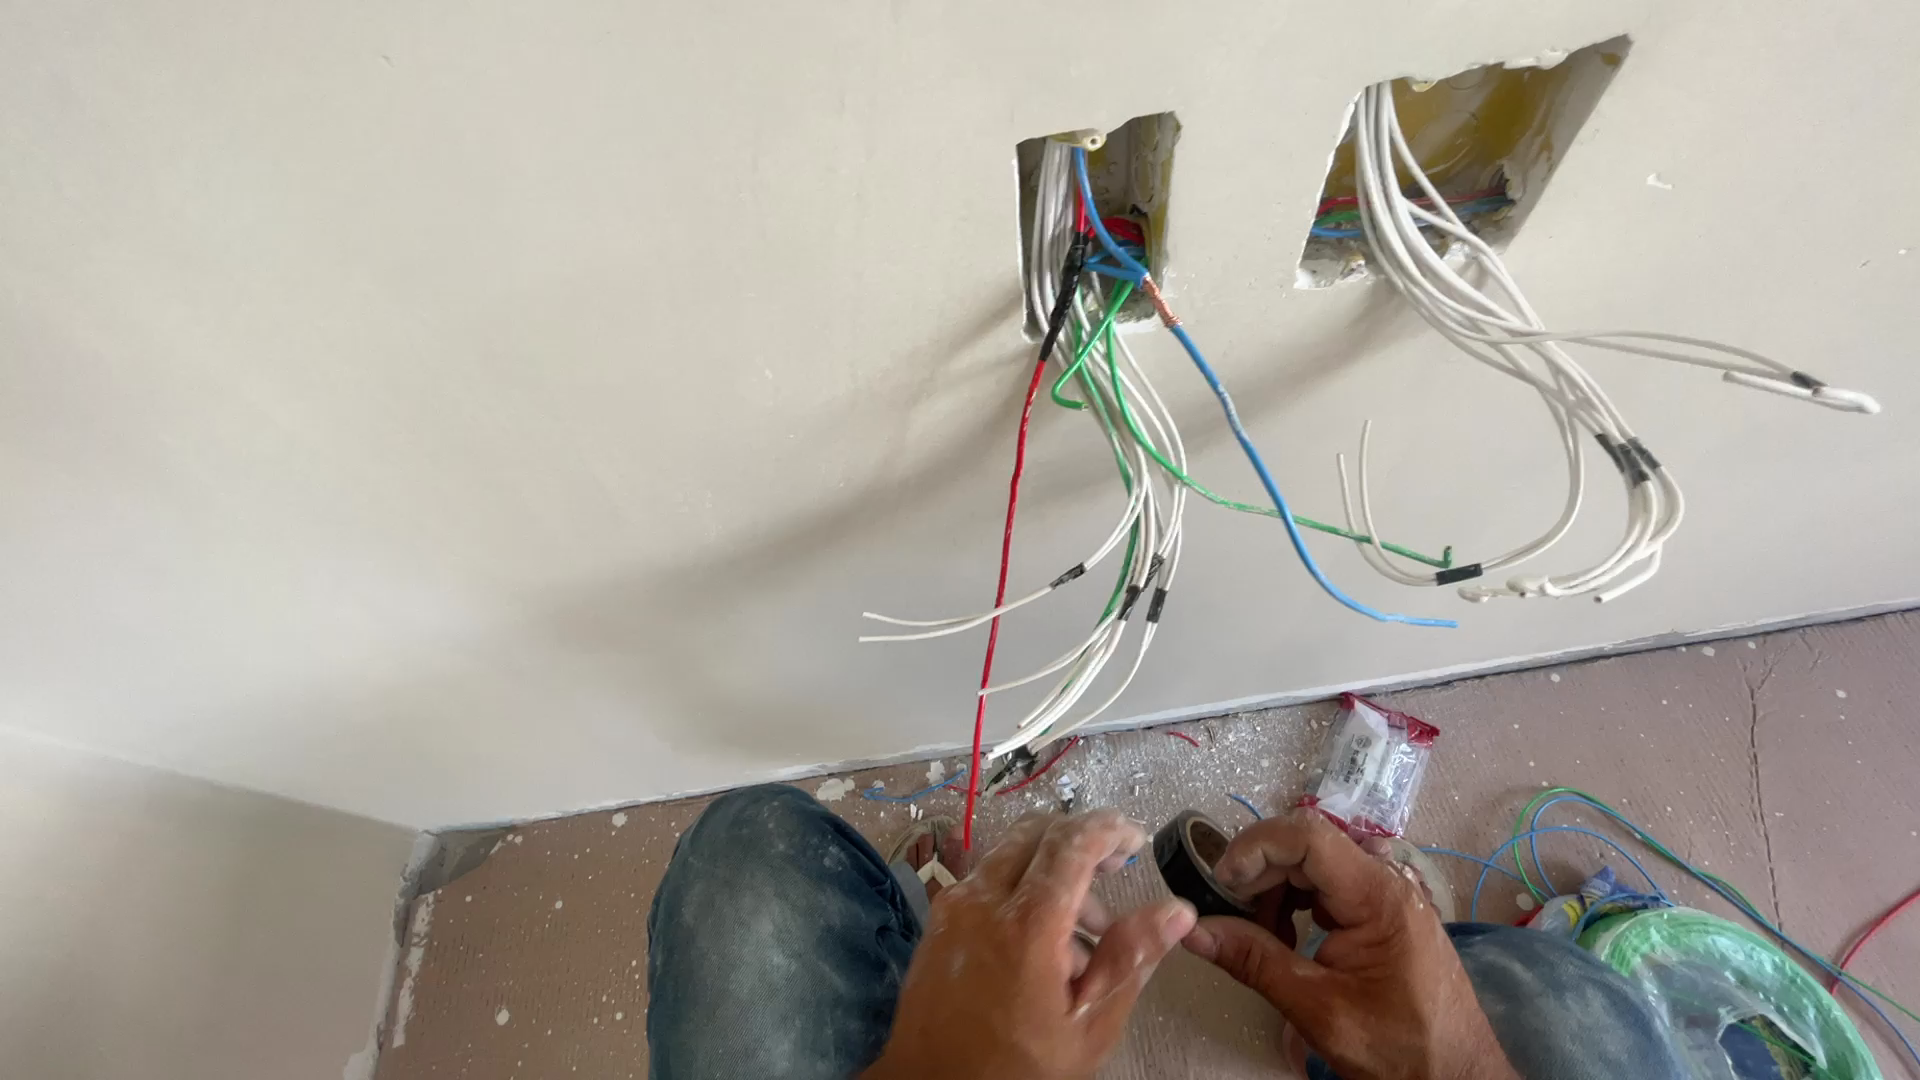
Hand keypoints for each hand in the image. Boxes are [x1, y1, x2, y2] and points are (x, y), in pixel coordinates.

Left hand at [863, 809, 1197, 1079]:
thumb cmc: (1019, 1066)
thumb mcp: (1088, 1027)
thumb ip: (1130, 959)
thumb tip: (1177, 910)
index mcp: (1028, 924)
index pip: (1072, 843)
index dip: (1108, 829)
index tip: (1136, 838)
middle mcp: (986, 896)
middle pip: (1039, 831)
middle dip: (1081, 837)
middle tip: (1113, 868)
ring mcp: (957, 899)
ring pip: (1011, 847)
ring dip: (1052, 862)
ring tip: (1084, 925)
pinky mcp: (942, 911)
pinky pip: (988, 873)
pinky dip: (1021, 880)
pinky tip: (1041, 931)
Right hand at [1180, 810, 1517, 1079]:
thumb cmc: (1400, 1051)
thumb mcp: (1320, 1012)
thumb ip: (1255, 962)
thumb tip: (1192, 931)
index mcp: (1378, 897)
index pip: (1306, 836)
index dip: (1255, 846)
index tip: (1223, 881)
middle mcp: (1384, 881)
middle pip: (1303, 844)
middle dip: (1258, 870)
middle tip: (1229, 910)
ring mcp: (1384, 894)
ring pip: (1309, 861)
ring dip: (1272, 886)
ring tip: (1257, 932)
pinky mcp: (1379, 911)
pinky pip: (1323, 883)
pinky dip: (1291, 900)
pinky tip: (1282, 936)